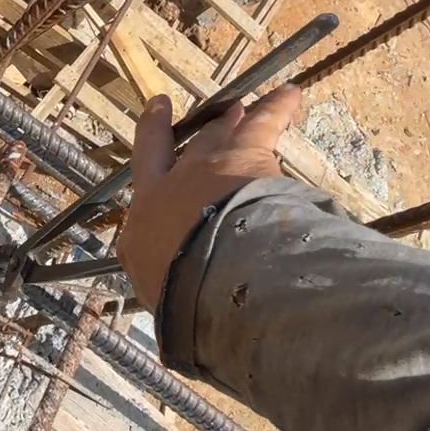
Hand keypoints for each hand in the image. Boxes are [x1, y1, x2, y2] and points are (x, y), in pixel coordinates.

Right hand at [117, 84, 302, 307]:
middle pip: (157, 152)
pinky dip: (277, 108)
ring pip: (211, 136)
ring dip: (224, 121)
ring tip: (238, 105)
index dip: (147, 206)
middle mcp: (161, 195)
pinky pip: (262, 124)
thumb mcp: (168, 309)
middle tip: (160, 106)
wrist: (213, 275)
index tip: (152, 197)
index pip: (139, 219)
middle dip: (157, 129)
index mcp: (139, 239)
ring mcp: (198, 171)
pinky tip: (291, 93)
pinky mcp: (241, 156)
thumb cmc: (185, 300)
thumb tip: (182, 337)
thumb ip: (175, 307)